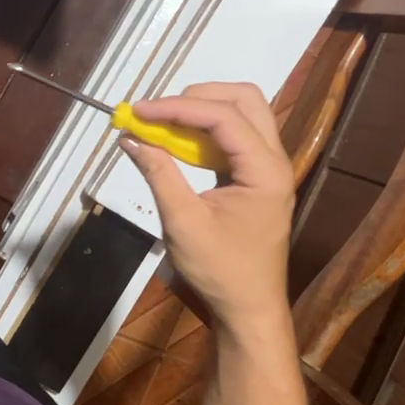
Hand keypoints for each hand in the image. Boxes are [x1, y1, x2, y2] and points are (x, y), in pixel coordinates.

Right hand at [120, 83, 293, 335]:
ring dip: (202, 108)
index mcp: (265, 171)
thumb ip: (158, 173)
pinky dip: (205, 128)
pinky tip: (177, 141)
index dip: (177, 107)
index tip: (138, 111)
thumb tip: (130, 138)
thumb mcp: (182, 222)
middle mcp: (275, 160)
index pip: (223, 117)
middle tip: (157, 112)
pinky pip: (235, 135)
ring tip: (163, 122)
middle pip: (244, 99)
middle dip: (197, 96)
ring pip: (243, 112)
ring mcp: (268, 167)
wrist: (248, 308)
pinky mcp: (256, 176)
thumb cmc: (219, 270)